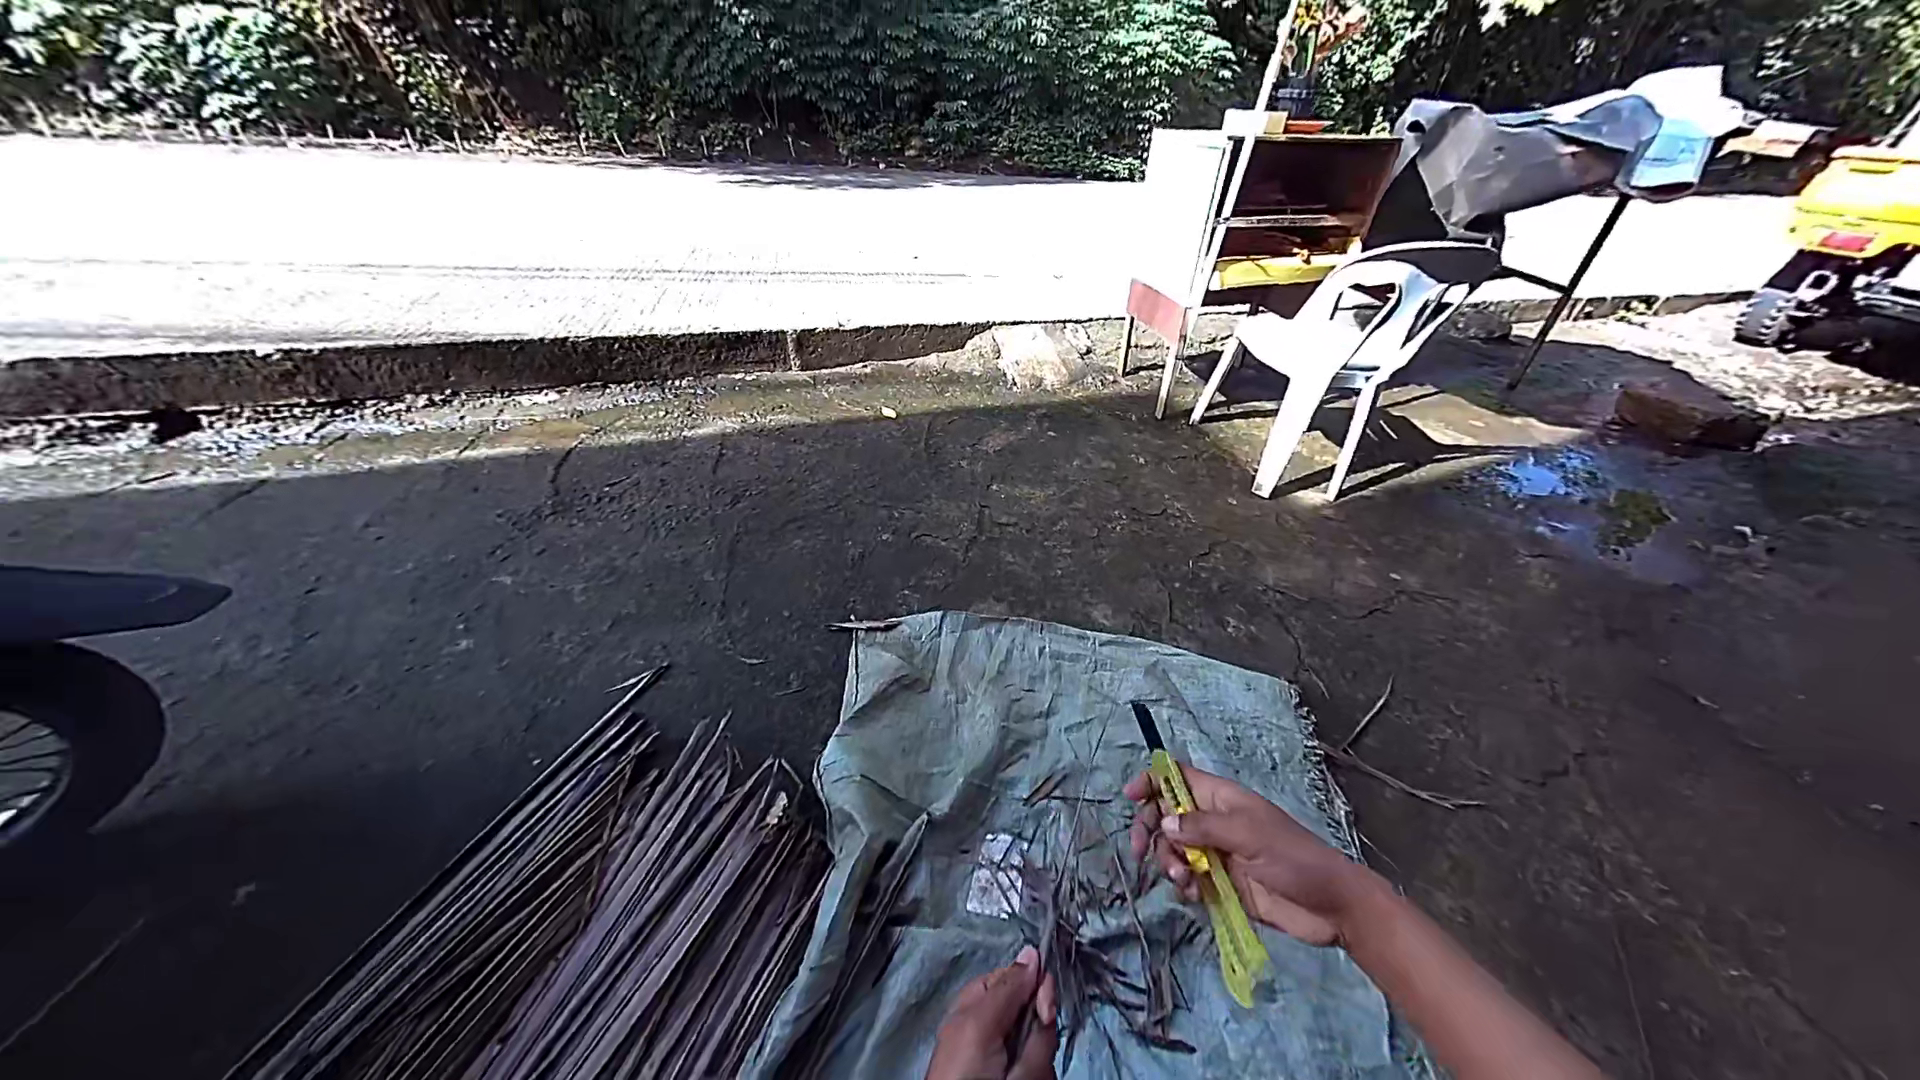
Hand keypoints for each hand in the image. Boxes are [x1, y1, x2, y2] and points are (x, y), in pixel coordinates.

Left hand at [924, 945, 1059, 1079]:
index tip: (1044, 1008)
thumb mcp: (980, 1025)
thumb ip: (1008, 989)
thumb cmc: (963, 1074)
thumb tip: (1033, 951)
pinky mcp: (1027, 1077)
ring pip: (1046, 1048)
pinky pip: (1045, 1073)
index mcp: (984, 1001)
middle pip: (1040, 1015)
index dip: (1038, 990)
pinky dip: (1037, 1078)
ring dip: (1038, 1065)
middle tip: (1022, 1061)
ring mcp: (1014, 1058)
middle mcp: (1001, 1025)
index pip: (1024, 979)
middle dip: (1039, 1037)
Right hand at [1126, 763, 1378, 945]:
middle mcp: (1213, 821)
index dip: (1152, 781)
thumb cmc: (1293, 858)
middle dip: (1150, 829)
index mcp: (1220, 798)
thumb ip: (1202, 827)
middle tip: (1141, 851)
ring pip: (1172, 848)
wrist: (1331, 907)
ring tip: (1185, 880)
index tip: (1131, 797)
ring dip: (1169, 862)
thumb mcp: (1247, 835)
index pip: (1177, 778)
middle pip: (1165, 814)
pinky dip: (1184, 885)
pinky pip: (1187, 878)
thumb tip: (1163, 821)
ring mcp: (1215, 853)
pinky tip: (1196, 895)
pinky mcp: (1220, 884)